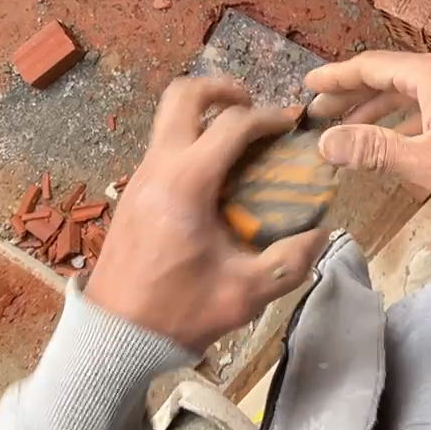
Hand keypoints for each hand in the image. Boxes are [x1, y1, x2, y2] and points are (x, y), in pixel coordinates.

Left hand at [86, 77, 327, 351]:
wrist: (110, 340)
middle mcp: (160, 166)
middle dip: (223, 89)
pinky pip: (165, 141)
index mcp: (188, 183)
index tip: (291, 126)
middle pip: (185, 94)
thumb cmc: (176, 313)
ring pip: (169, 114)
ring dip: (206, 113)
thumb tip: (320, 233)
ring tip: (238, 139)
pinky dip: (193, 138)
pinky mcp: (134, 190)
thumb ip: (290, 262)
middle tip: (252, 108)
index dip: (269, 117)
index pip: (234, 123)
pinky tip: (216, 173)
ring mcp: (141, 175)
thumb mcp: (244, 294)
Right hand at [306, 51, 430, 208]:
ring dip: (374, 107)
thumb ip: (375, 150)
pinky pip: (423, 103)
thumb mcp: (428, 161)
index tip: (307, 85)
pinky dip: (399, 118)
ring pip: (404, 91)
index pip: (369, 66)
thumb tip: (326, 143)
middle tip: (317, 110)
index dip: (336, 77)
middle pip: (385, 75)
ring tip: (344, 125)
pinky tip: (388, 138)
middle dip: (350, 93)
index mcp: (428, 74)